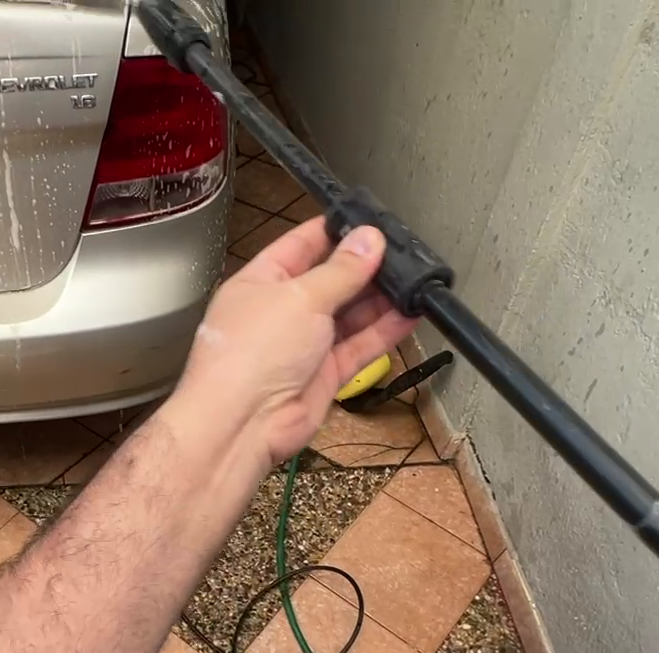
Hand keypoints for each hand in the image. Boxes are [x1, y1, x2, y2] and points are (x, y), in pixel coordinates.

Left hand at [172, 219, 419, 467]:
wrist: (242, 425)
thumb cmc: (249, 357)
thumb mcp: (300, 298)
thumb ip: (340, 271)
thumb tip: (368, 241)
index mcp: (259, 284)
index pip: (300, 246)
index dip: (334, 231)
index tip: (369, 222)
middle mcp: (279, 314)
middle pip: (329, 281)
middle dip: (365, 268)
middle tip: (404, 253)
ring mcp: (301, 346)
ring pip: (348, 316)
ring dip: (380, 300)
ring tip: (416, 281)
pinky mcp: (321, 376)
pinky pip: (357, 348)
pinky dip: (383, 332)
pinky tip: (410, 314)